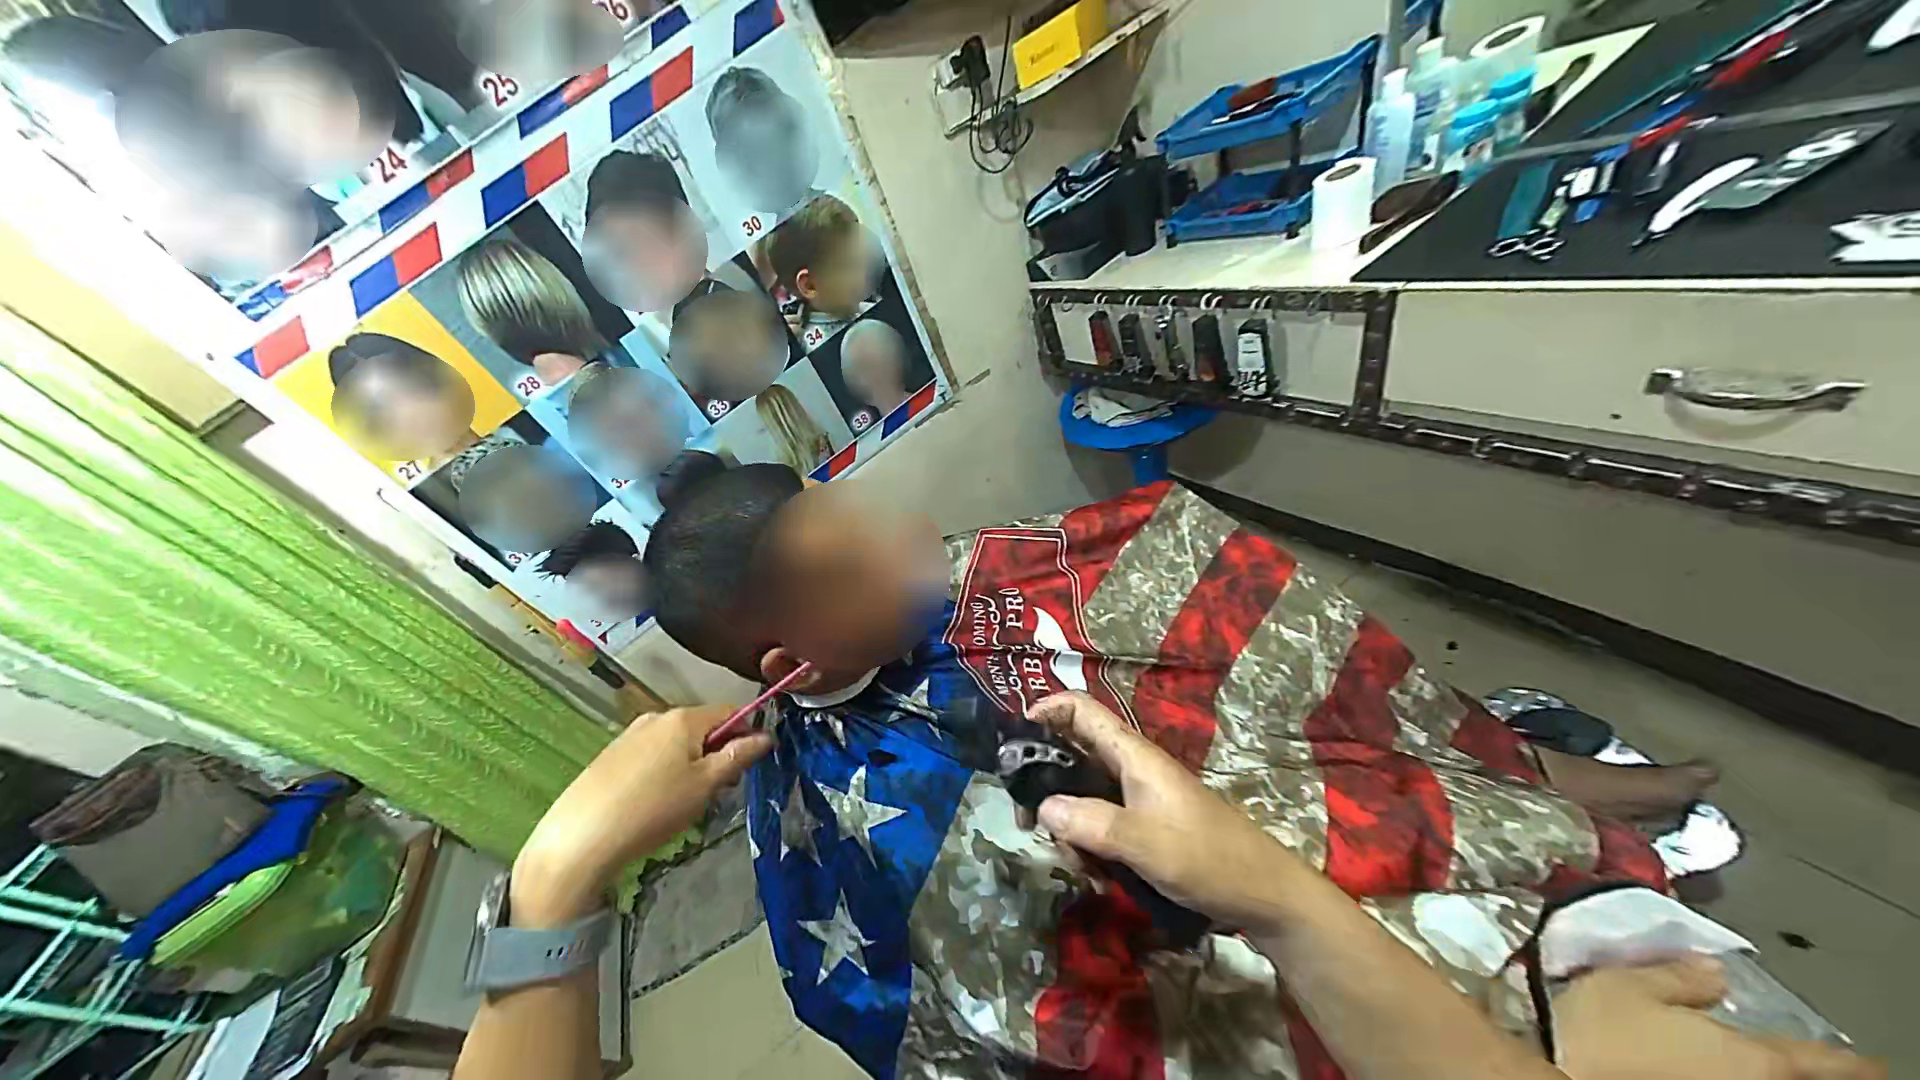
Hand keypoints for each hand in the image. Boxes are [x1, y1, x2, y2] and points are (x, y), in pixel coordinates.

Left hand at [511, 706, 773, 926]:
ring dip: (691, 764)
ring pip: (676, 743)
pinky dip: (663, 772)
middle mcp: (656, 717)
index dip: (746, 733)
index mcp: (683, 718)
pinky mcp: (609, 757)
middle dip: (717, 752)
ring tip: (683, 802)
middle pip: (702, 727)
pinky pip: (651, 756)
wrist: (578, 841)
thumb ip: (738, 757)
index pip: (730, 711)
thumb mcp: (706, 785)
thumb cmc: (653, 808)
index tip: (746, 766)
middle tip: (717, 790)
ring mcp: (629, 736)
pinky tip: (653, 804)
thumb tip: (766, 737)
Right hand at [1027, 691, 1304, 934]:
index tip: (1015, 740)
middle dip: (1044, 785)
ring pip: (1079, 794)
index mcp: (1130, 753)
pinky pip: (1097, 821)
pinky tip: (1095, 877)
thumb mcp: (1143, 842)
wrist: (1262, 893)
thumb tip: (1042, 807)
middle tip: (1027, 822)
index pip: (1079, 709)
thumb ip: (1090, 823)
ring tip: (1075, 864)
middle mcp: (1127, 766)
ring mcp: (1133, 795)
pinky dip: (1087, 843)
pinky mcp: (1140, 822)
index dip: (1045, 710)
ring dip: (1066, 826)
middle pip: (1069, 754)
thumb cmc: (1206, 857)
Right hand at [1557, 957, 1883, 1079]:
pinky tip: (1714, 1064)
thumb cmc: (1605, 1027)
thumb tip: (1716, 971)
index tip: (1871, 1061)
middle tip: (1811, 1058)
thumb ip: (1677, 978)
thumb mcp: (1629, 986)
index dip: (1848, 1058)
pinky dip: (1737, 1071)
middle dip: (1806, 1067)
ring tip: (1755, 1058)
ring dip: (1766, 1069)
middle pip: (1799, 1078)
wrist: (1570, 1072)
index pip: (1826, 1061)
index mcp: (1755, 1057)